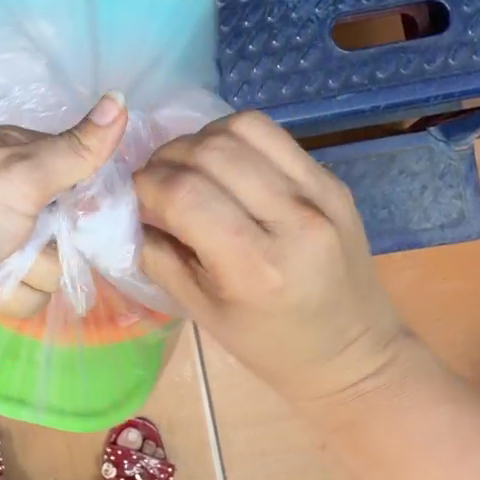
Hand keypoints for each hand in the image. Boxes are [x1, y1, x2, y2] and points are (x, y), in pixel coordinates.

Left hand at [0, 94, 128, 348]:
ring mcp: (0, 240)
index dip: (92, 191)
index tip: (93, 207)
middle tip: (39, 237)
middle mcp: (10, 193)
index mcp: (16, 154)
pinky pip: (30, 291)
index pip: (80, 166)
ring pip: (56, 262)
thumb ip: (76, 149)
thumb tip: (122, 98)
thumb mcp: (21, 174)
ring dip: (32, 270)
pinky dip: (11, 293)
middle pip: (73, 220)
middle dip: (63, 239)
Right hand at [134, 112, 409, 406]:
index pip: (184, 195)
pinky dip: (231, 137)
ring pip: (241, 129)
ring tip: (186, 166)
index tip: (134, 197)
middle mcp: (293, 221)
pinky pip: (270, 134)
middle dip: (166, 158)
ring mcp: (320, 193)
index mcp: (256, 267)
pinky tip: (221, 163)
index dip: (146, 185)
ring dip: (198, 140)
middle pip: (209, 152)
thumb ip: (158, 255)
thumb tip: (127, 208)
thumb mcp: (200, 312)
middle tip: (154, 180)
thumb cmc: (268, 344)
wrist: (352, 350)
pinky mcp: (331, 180)